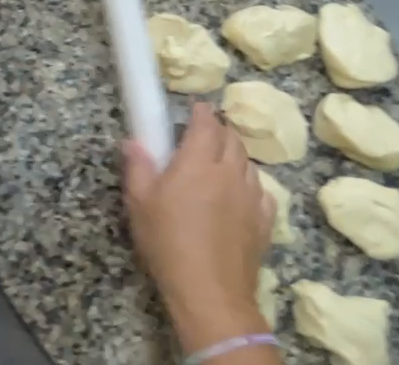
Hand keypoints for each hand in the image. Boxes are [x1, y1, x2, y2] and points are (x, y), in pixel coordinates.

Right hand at [122, 102, 274, 351]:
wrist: (210, 291)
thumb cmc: (166, 240)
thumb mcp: (139, 200)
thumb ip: (137, 166)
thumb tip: (134, 140)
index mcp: (197, 163)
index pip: (207, 125)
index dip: (201, 112)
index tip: (194, 107)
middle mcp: (229, 174)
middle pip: (233, 140)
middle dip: (219, 129)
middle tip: (201, 131)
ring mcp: (252, 199)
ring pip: (249, 163)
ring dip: (234, 154)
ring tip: (217, 160)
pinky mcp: (264, 223)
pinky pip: (262, 190)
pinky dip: (249, 182)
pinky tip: (237, 192)